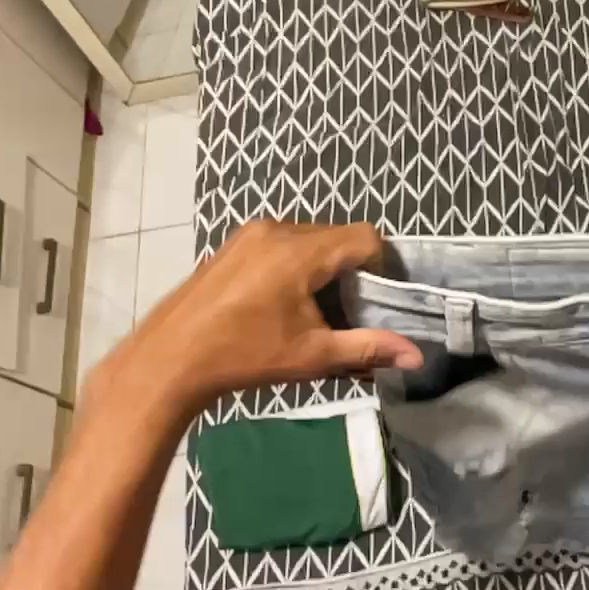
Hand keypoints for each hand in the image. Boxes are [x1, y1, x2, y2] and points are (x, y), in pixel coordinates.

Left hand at [89, 221, 421, 421]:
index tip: (381, 299)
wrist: (171, 360)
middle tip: (352, 311)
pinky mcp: (233, 245)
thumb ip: (370, 348)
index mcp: (300, 252)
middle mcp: (277, 230)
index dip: (383, 265)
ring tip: (319, 309)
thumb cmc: (246, 356)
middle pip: (338, 236)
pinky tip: (286, 302)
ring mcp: (250, 234)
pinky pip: (283, 242)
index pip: (365, 237)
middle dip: (354, 270)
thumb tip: (417, 356)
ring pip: (311, 238)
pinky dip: (299, 265)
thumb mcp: (315, 355)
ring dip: (326, 267)